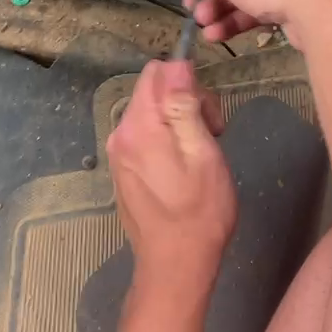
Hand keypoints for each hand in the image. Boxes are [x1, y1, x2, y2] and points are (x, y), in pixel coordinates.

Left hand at [107, 60, 235, 284]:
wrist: (175, 268)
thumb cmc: (199, 211)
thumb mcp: (202, 152)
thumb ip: (186, 105)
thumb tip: (178, 64)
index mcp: (139, 126)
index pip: (157, 71)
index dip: (187, 80)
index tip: (207, 111)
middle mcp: (121, 134)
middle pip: (156, 90)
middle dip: (187, 101)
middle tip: (212, 134)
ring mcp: (119, 153)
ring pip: (154, 111)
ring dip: (181, 121)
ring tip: (201, 153)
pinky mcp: (124, 169)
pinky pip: (147, 133)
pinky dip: (169, 138)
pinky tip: (185, 166)